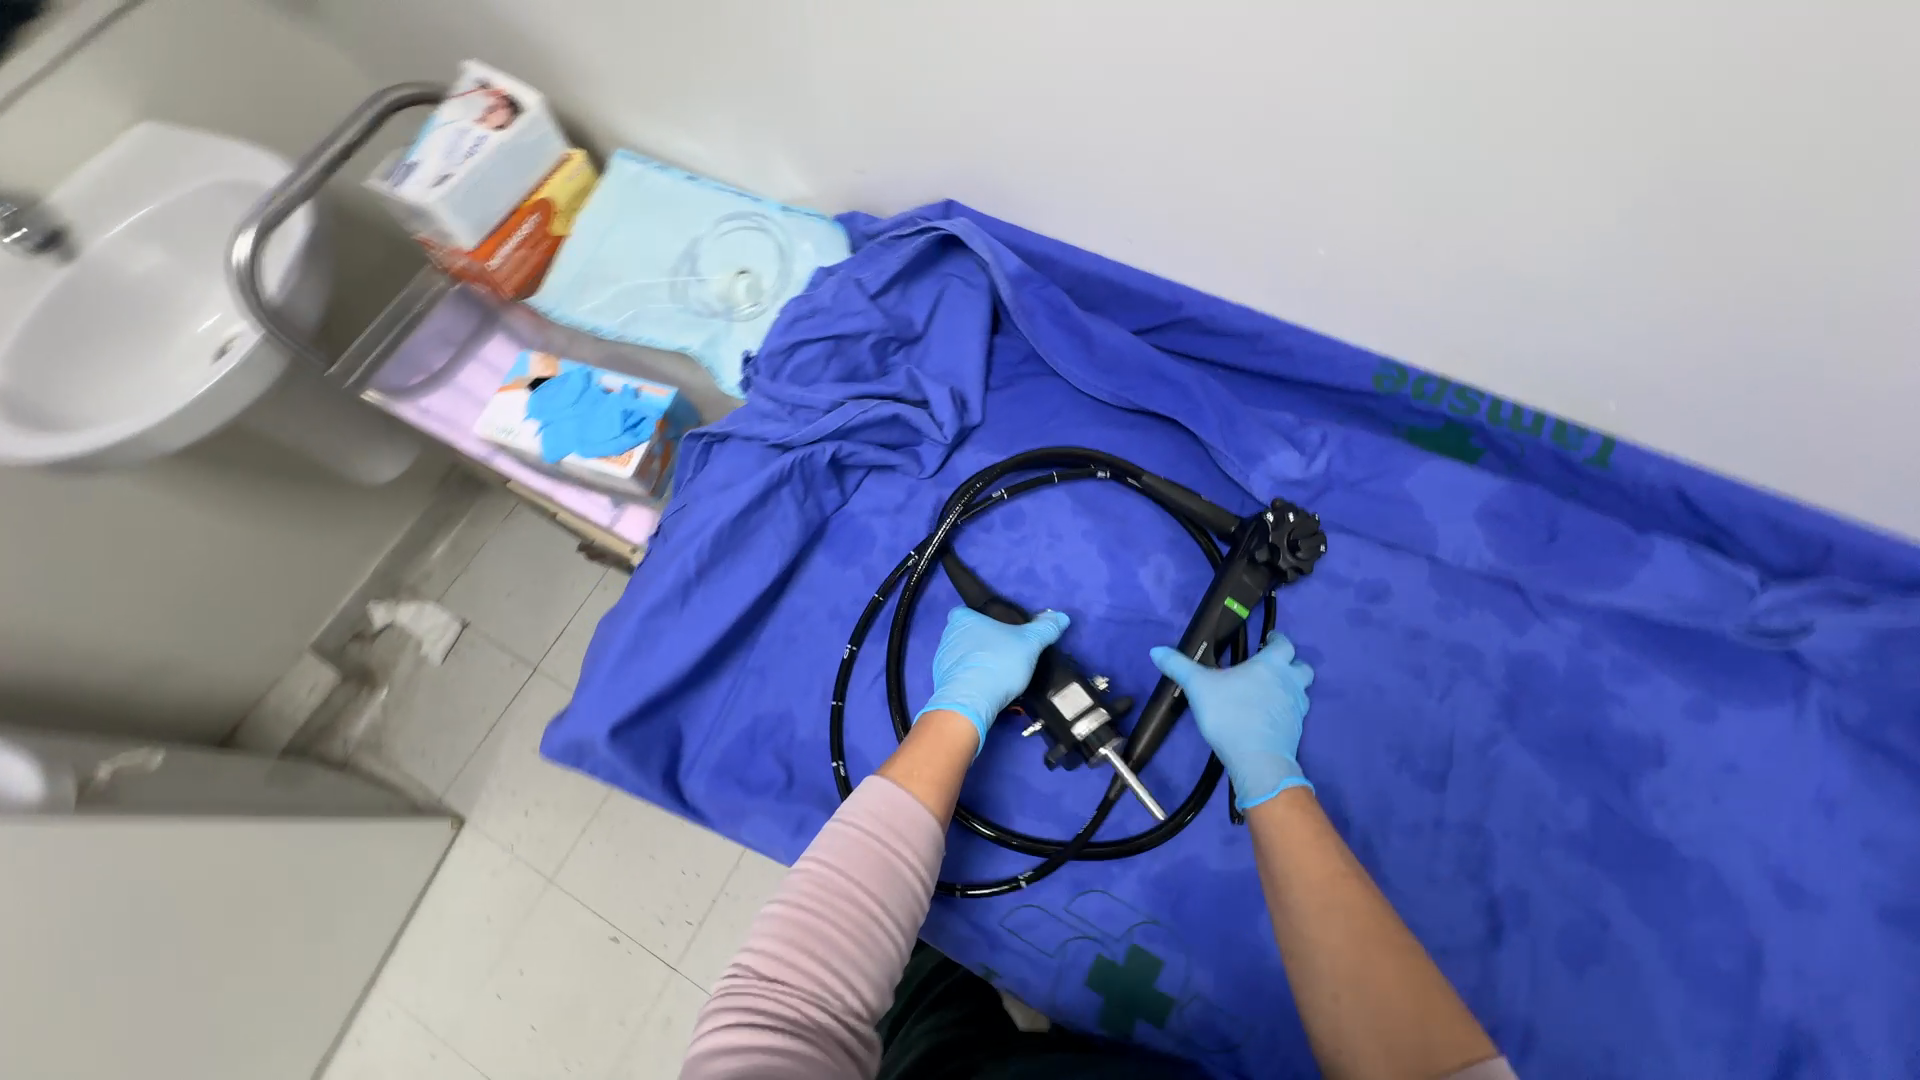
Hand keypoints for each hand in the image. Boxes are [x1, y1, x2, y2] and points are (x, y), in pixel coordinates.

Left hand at [917, 606, 1069, 754]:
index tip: (997, 629)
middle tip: (1004, 652)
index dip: (981, 618)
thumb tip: (1061, 617)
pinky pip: (959, 677)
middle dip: (982, 642)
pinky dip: (971, 681)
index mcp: (962, 619)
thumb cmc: (998, 662)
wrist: (970, 702)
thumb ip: (1044, 629)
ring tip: (998, 673)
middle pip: (966, 634)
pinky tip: (987, 689)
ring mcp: (941, 661)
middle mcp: (947, 636)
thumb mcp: (1029, 643)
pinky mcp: (942, 683)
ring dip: (976, 662)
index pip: (967, 611)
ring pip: (962, 656)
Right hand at [1150, 633, 1314, 809]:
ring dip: (1290, 687)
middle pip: (1303, 667)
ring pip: (1302, 690)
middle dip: (1290, 664)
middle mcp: (1290, 682)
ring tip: (1268, 692)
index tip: (1267, 641)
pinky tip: (1267, 716)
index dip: (1277, 640)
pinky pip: (1296, 712)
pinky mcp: (1297, 730)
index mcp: (1270, 665)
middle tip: (1270, 667)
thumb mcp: (1198, 686)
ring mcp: (1296, 707)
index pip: (1284, 644)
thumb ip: (1178, 666)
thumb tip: (1155, 650)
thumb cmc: (1229, 713)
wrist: (1256, 759)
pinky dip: (1286, 709)